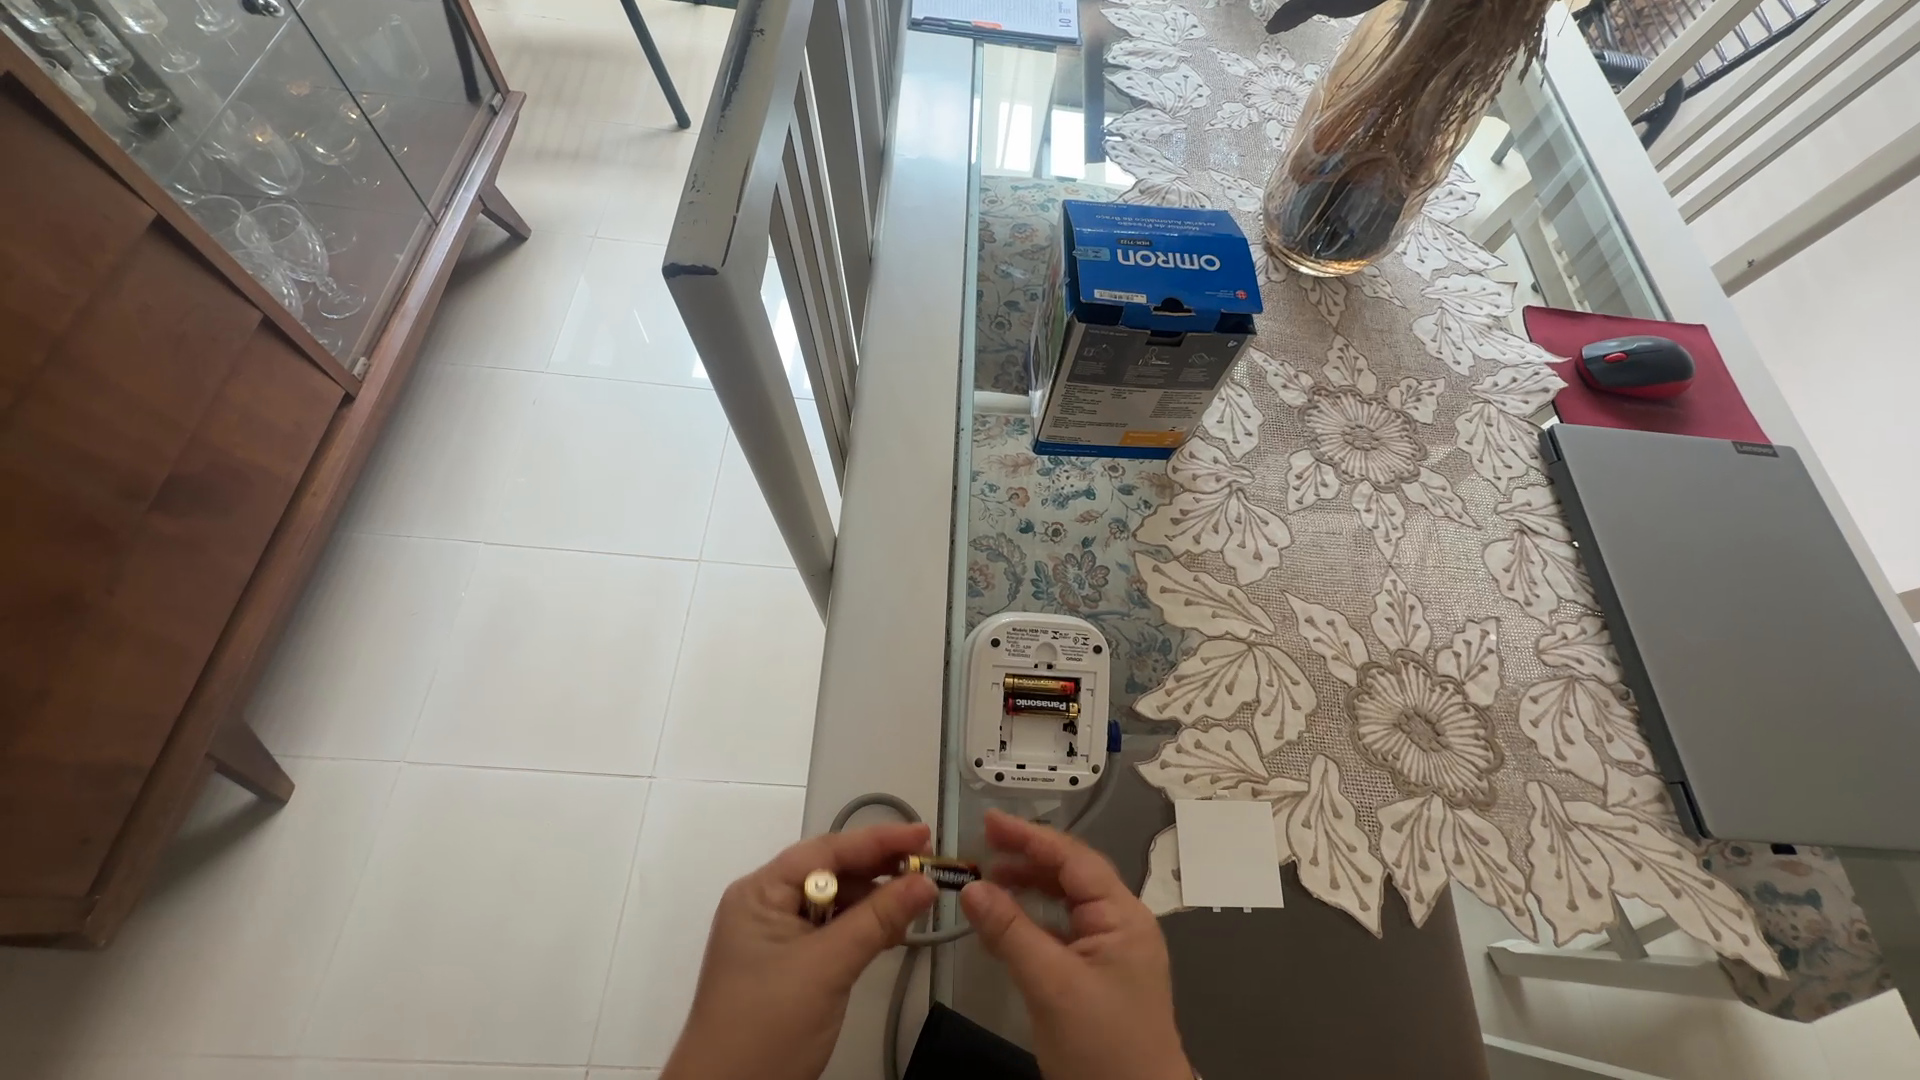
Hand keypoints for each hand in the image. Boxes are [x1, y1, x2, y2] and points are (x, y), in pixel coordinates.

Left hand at [663, 823, 938, 1079]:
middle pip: (830, 872)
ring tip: (918, 897)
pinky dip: (862, 928)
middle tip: (927, 864)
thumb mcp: (827, 967)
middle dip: (879, 868)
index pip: (826, 851)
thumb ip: (878, 919)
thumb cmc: (768, 1026)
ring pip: (834, 902)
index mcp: (761, 891)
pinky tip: (893, 929)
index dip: (877, 840)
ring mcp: (775, 937)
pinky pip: (831, 931)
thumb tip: (927, 882)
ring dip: (874, 899)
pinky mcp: (788, 966)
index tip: (923, 834)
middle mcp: (765, 904)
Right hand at [960, 810, 1191, 1079]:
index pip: (1072, 858)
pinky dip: (1030, 922)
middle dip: (1026, 859)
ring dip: (1026, 889)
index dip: (1030, 836)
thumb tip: (971, 888)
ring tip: (987, 883)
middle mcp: (1120, 923)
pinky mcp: (1096, 975)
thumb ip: (1010, 931)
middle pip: (1069, 875)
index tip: (989, 822)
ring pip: (1063, 903)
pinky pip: (1060, 932)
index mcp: (1122, 915)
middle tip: (982, 850)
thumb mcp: (1051, 985)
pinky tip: (1003, 923)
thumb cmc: (1103, 1047)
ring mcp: (1109, 950)